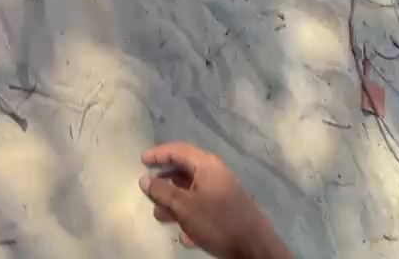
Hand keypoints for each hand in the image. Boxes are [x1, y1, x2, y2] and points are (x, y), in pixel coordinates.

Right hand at [139, 143, 291, 258]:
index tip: (141, 161)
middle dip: (164, 184)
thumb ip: (161, 191)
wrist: (256, 251)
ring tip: (160, 216)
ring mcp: (223, 194)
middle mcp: (215, 175)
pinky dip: (190, 217)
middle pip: (184, 172)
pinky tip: (184, 234)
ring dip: (174, 204)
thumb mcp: (184, 206)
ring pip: (192, 193)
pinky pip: (203, 209)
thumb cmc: (218, 221)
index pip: (177, 150)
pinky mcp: (228, 214)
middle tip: (149, 190)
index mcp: (206, 165)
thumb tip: (144, 178)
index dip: (158, 154)